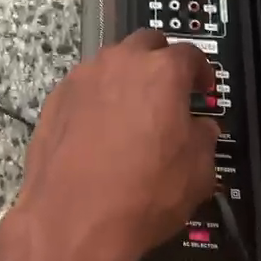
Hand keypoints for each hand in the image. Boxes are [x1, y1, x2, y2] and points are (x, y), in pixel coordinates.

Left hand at [0, 30, 220, 260]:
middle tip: (169, 90)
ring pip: (111, 62)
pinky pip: (84, 86)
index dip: (201, 70)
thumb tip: (201, 128)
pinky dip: (97, 97)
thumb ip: (204, 139)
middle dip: (161, 60)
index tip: (203, 87)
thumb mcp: (197, 173)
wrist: (73, 217)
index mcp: (162, 72)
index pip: (190, 54)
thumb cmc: (144, 194)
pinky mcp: (56, 96)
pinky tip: (100, 129)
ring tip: (133, 112)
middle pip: (146, 43)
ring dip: (126, 77)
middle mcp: (120, 62)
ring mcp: (83, 76)